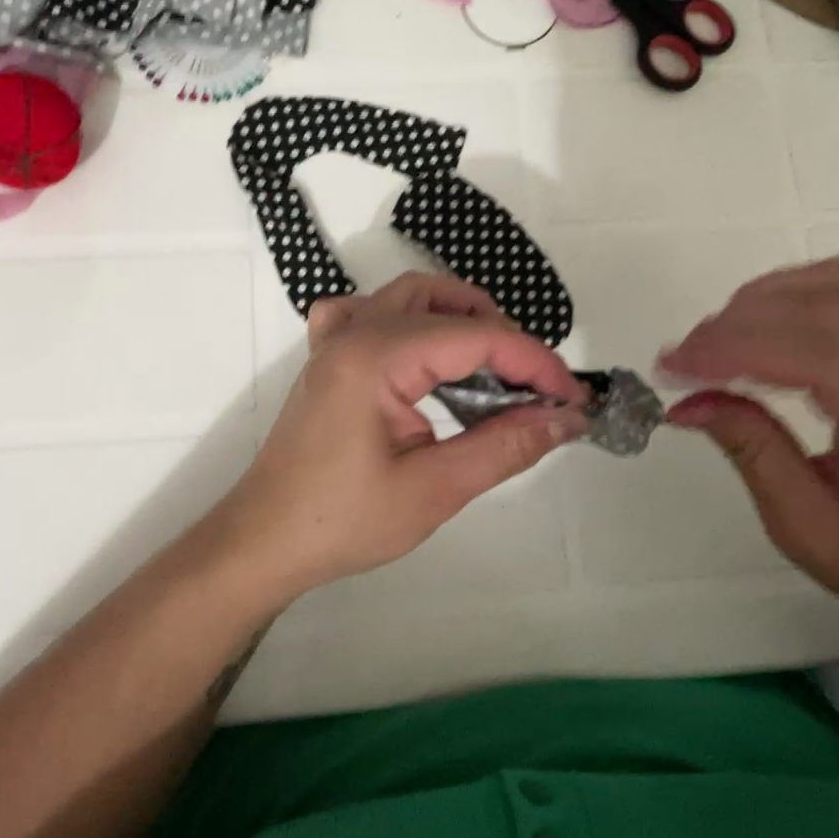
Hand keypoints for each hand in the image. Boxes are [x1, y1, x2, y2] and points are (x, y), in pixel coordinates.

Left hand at [208, 274, 590, 597]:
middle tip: (536, 391)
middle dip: (503, 339)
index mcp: (378, 357)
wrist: (265, 540)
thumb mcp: (435, 489)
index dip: (536, 363)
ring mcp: (334, 340)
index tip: (573, 400)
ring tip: (496, 367)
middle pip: (446, 305)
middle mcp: (355, 332)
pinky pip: (367, 313)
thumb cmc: (344, 521)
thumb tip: (566, 418)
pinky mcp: (326, 358)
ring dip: (460, 319)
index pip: (478, 336)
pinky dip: (405, 319)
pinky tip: (418, 353)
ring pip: (410, 297)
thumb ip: (505, 446)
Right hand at [661, 258, 838, 633]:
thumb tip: (686, 401)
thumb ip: (752, 453)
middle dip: (740, 324)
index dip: (741, 350)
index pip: (827, 359)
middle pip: (833, 309)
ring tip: (716, 342)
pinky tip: (761, 324)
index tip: (673, 366)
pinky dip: (796, 292)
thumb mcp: (806, 529)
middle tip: (681, 359)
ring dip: (765, 301)